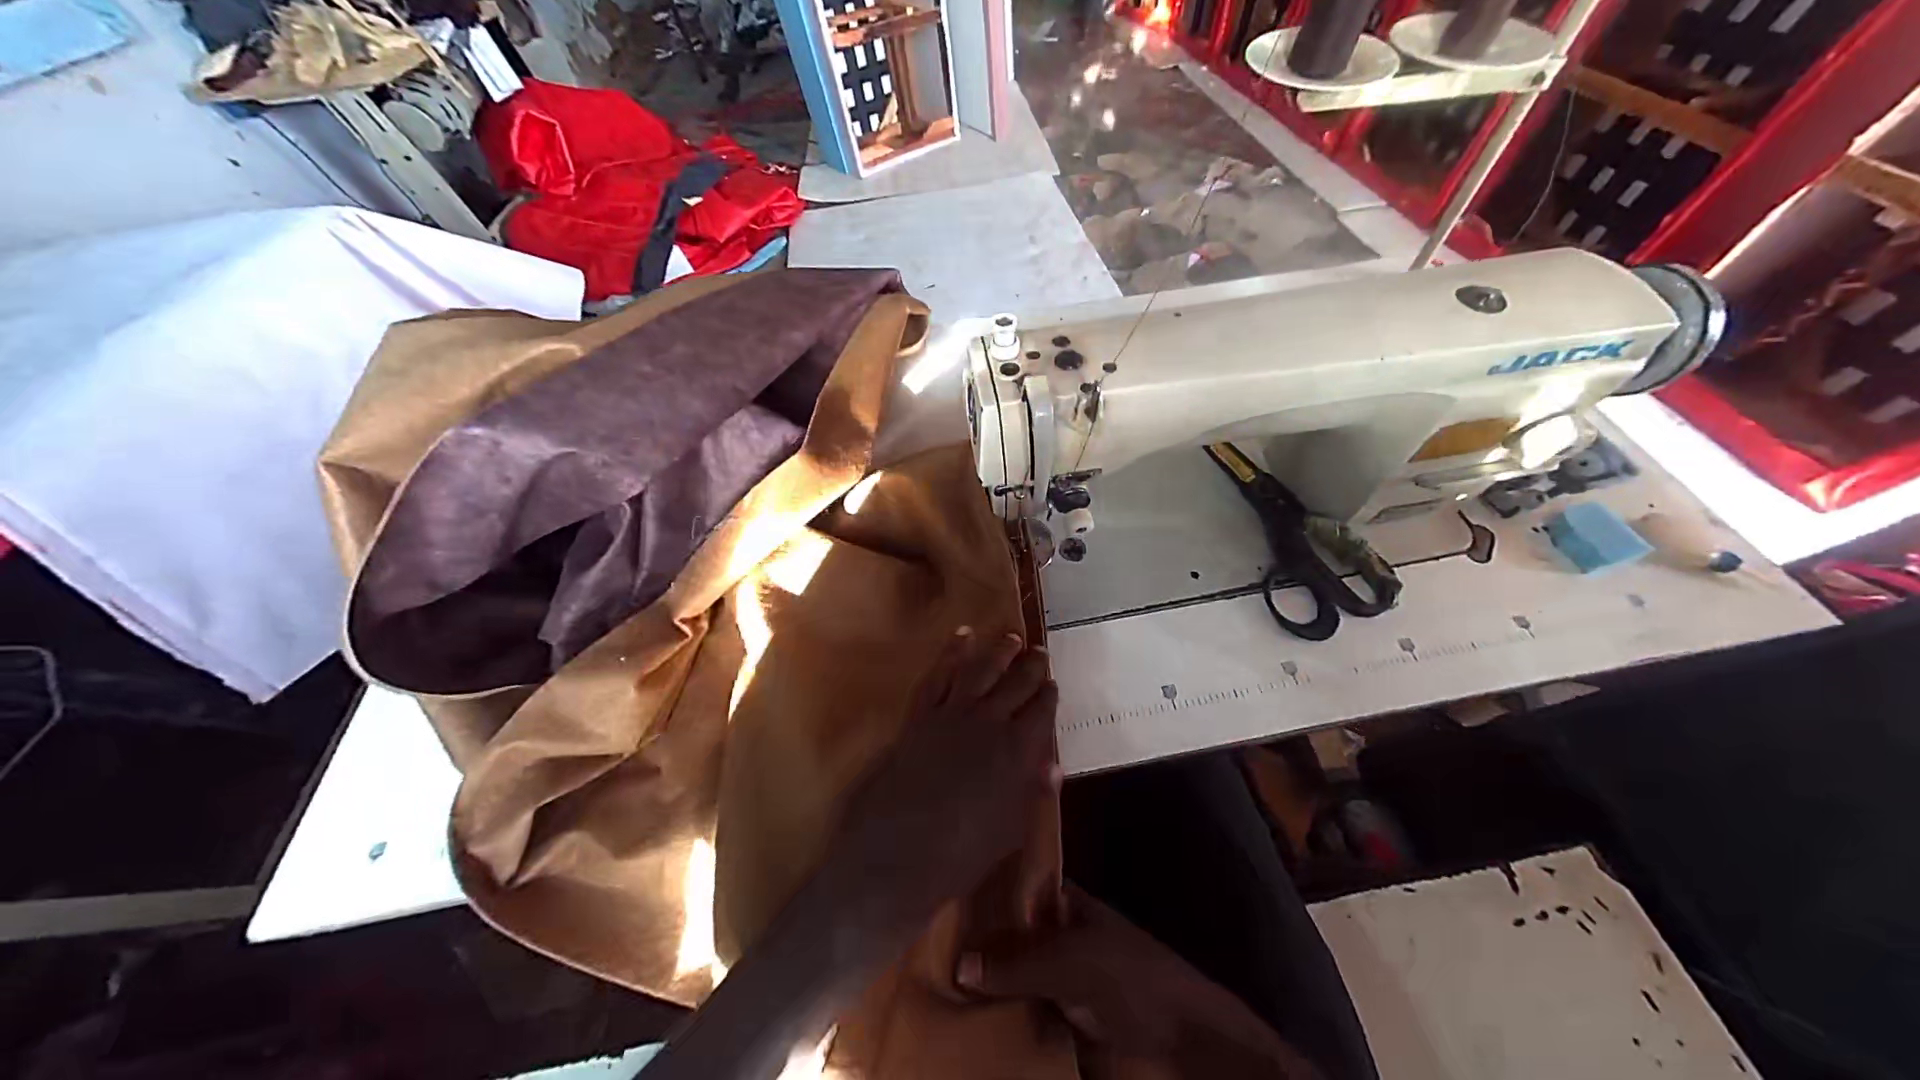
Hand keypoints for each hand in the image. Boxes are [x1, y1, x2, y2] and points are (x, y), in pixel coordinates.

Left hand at [825, 627, 1059, 926]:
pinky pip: (939, 674)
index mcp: (1018, 749)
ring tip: (1011, 638)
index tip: (1054, 684)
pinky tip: (963, 636)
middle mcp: (989, 722)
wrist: (899, 852)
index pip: (1042, 710)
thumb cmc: (963, 852)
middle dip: (1032, 665)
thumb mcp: (1011, 829)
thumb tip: (1053, 765)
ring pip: (981, 670)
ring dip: (999, 651)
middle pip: (1017, 682)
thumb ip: (1033, 791)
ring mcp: (952, 713)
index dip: (1050, 694)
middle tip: (1040, 652)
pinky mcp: (921, 714)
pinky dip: (952, 652)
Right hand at [957, 885, 1322, 1078]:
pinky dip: (994, 1024)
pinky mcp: (1058, 1025)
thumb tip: (959, 965)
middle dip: (971, 947)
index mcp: (1062, 906)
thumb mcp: (1076, 962)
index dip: (979, 896)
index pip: (1011, 889)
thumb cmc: (1135, 981)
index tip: (936, 907)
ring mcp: (1055, 983)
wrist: (1190, 1047)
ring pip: (1007, 979)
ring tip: (927, 993)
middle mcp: (1054, 939)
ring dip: (978, 990)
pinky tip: (960, 1029)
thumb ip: (1020, 962)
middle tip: (920, 958)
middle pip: (1004, 937)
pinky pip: (1018, 1018)